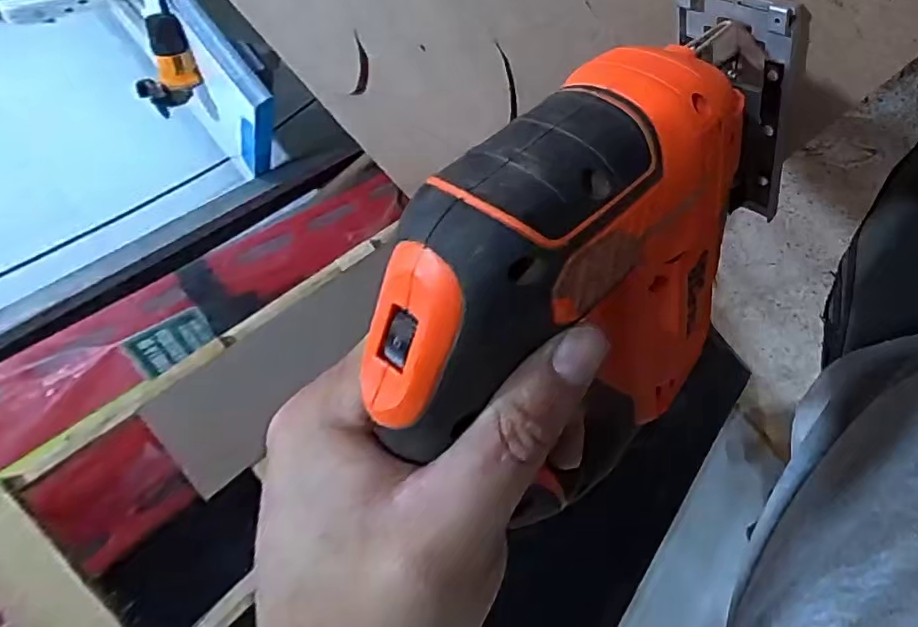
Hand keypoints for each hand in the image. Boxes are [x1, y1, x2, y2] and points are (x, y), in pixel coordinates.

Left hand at [255, 325, 609, 626]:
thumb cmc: (378, 623)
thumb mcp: (456, 521)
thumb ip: (520, 427)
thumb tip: (588, 338)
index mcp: (329, 407)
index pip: (424, 326)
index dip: (497, 321)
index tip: (562, 335)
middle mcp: (340, 412)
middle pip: (450, 360)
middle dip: (519, 384)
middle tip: (568, 419)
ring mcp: (362, 447)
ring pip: (463, 395)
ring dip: (520, 418)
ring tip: (559, 457)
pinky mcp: (388, 476)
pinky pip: (459, 431)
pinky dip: (503, 445)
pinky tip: (530, 473)